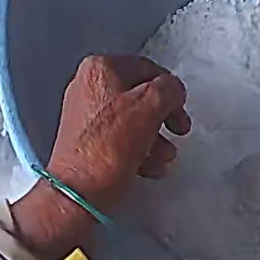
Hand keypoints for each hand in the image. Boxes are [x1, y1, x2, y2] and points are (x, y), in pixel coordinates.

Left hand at [10, 55, 189, 259]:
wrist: (78, 191)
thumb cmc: (108, 149)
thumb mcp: (150, 107)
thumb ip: (169, 89)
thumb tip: (173, 90)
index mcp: (100, 69)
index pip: (148, 69)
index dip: (170, 90)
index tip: (180, 108)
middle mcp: (88, 87)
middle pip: (140, 96)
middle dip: (163, 118)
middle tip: (178, 130)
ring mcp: (85, 115)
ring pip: (133, 120)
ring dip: (155, 138)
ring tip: (162, 157)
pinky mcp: (86, 140)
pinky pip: (120, 139)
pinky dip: (138, 150)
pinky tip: (148, 167)